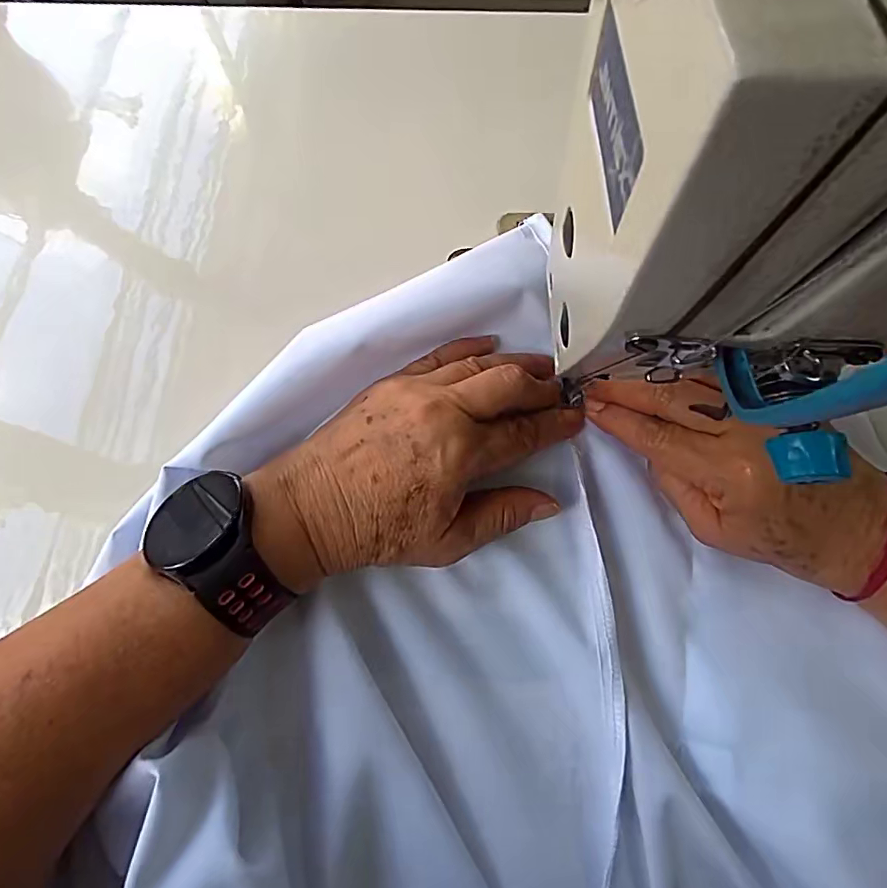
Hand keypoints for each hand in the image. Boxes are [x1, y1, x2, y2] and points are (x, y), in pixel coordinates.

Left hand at [247, 337, 585, 592]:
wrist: (313, 506)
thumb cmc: (375, 529)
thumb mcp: (446, 540)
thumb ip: (501, 516)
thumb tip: (547, 501)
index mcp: (460, 453)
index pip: (523, 431)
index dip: (555, 425)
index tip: (574, 420)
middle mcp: (441, 411)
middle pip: (508, 384)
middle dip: (541, 387)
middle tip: (559, 392)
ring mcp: (413, 391)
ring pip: (476, 365)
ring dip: (512, 364)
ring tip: (536, 368)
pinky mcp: (390, 383)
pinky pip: (437, 356)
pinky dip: (466, 349)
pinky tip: (487, 346)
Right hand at [582, 376, 886, 595]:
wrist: (860, 528)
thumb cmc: (787, 540)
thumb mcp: (714, 530)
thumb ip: (675, 486)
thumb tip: (652, 449)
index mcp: (730, 471)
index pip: (657, 437)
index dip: (620, 420)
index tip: (592, 407)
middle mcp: (748, 432)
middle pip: (671, 399)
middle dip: (626, 390)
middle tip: (595, 384)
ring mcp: (768, 411)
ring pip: (695, 382)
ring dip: (652, 378)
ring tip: (619, 375)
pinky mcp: (780, 403)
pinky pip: (722, 383)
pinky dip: (686, 375)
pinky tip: (663, 373)